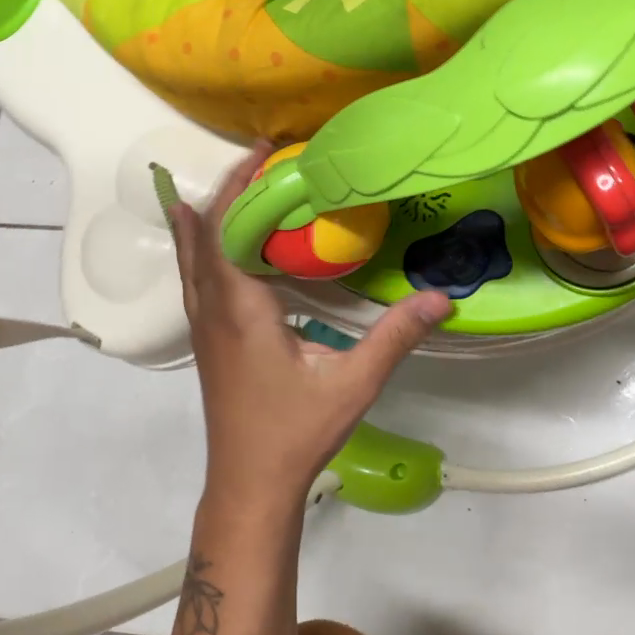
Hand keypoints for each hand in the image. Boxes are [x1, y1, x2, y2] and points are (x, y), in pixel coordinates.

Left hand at [170, 147, 452, 505]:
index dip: (243, 186)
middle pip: (204, 232)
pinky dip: (206, 244)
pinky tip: (222, 241)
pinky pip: (198, 276)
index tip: (268, 151)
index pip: (229, 230)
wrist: (249, 482)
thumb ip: (395, 337)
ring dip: (211, 214)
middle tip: (262, 156)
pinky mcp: (208, 340)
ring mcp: (204, 326)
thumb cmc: (296, 433)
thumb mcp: (353, 383)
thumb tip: (441, 297)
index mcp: (242, 310)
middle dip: (229, 188)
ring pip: (193, 255)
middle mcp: (214, 310)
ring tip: (240, 182)